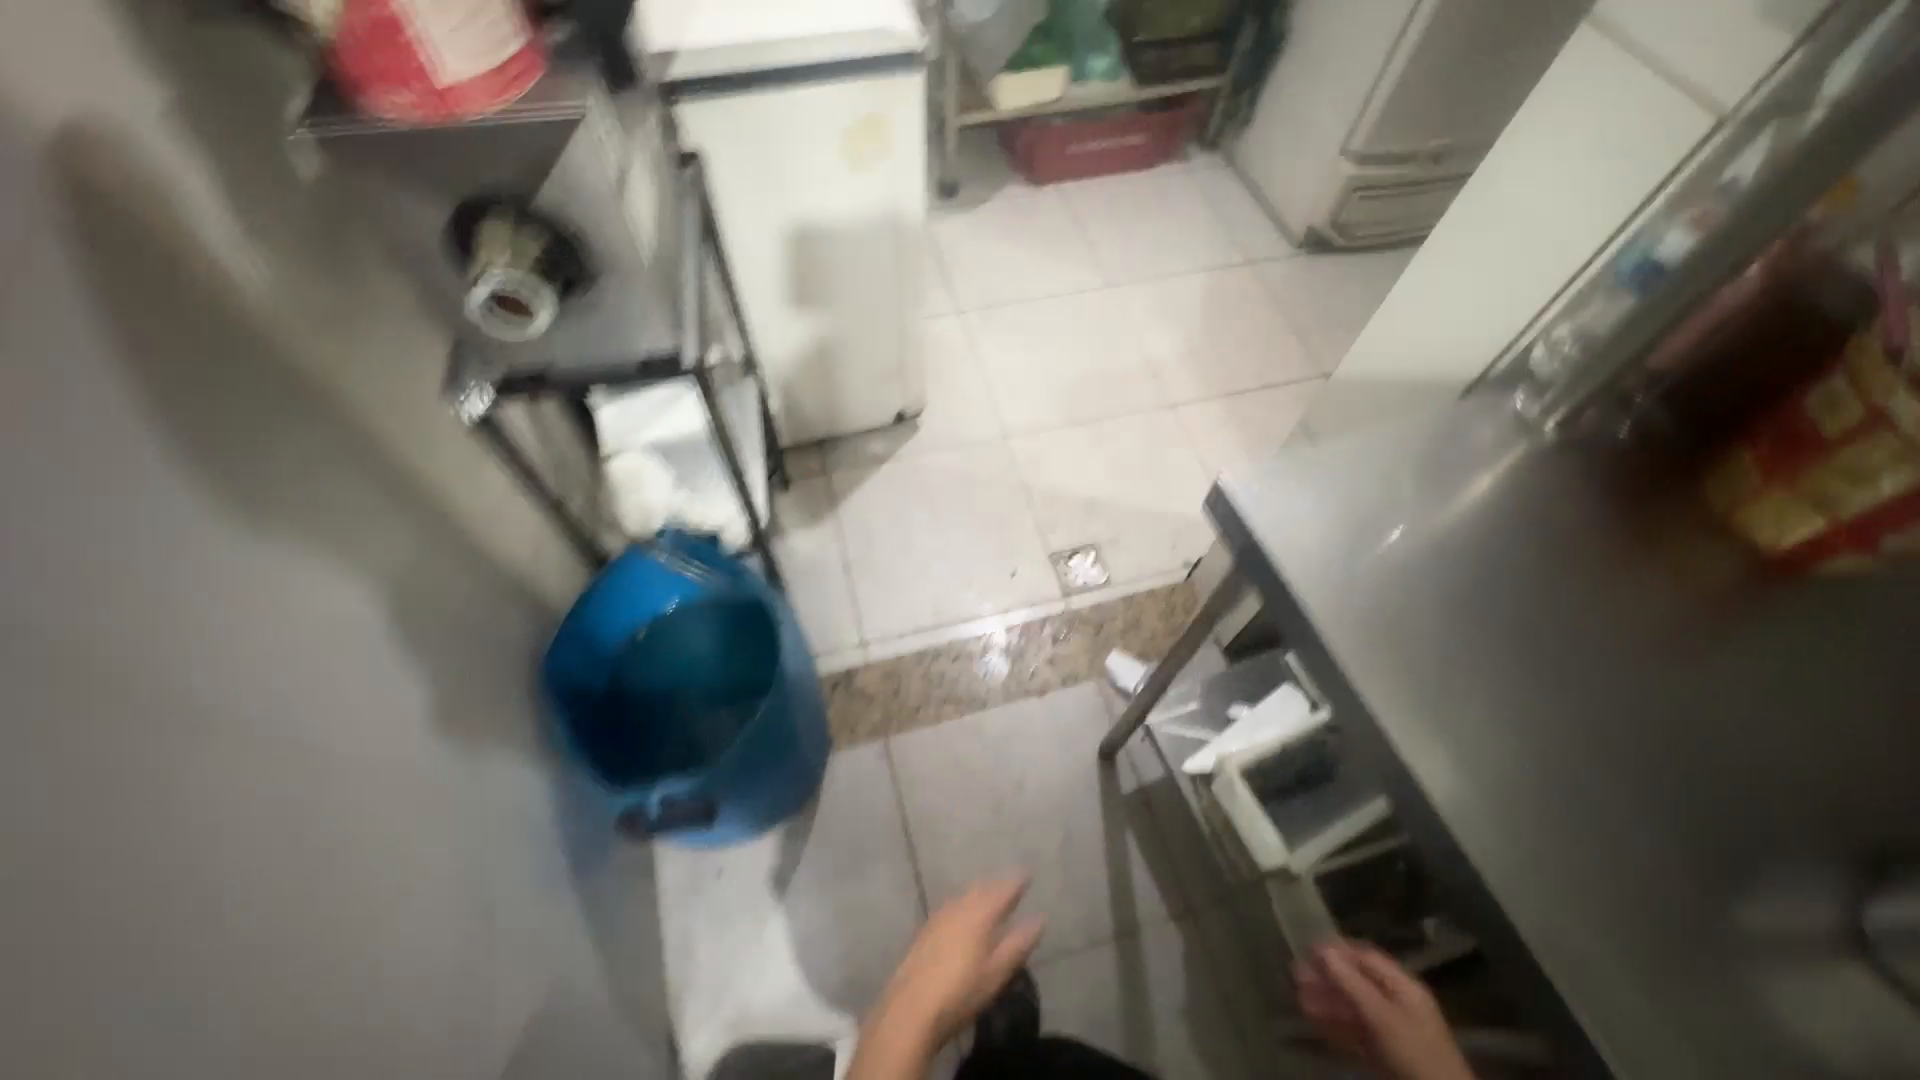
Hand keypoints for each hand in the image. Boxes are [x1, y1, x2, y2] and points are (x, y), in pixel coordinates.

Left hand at [868, 875, 1045, 1046]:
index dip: (1016, 882)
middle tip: (1010, 883)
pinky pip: (950, 906)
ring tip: (989, 894)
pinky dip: (963, 903)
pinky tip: (962, 914)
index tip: (1027, 873)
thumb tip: (1040, 918)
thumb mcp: (997, 971)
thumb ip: (1019, 943)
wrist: (912, 1008)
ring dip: (978, 892)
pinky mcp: (925, 931)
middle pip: (980, 889)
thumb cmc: (961, 992)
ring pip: (963, 896)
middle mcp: (958, 909)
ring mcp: (938, 918)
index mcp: (979, 915)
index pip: (1002, 891)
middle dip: (996, 884)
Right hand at [1294, 940, 1473, 1079]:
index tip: (1307, 948)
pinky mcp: (1382, 1052)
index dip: (1338, 951)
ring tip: (1298, 997)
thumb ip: (1352, 983)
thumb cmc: (1415, 1051)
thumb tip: (1323, 949)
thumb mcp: (1382, 1015)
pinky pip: (1354, 1031)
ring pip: (1352, 1008)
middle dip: (1327, 977)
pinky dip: (1333, 1023)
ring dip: (1326, 1000)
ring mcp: (1389, 1029)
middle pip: (1357, 982)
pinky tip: (1313, 1020)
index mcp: (1404, 987)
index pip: (1367, 959)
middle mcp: (1396, 1003)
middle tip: (1296, 973)